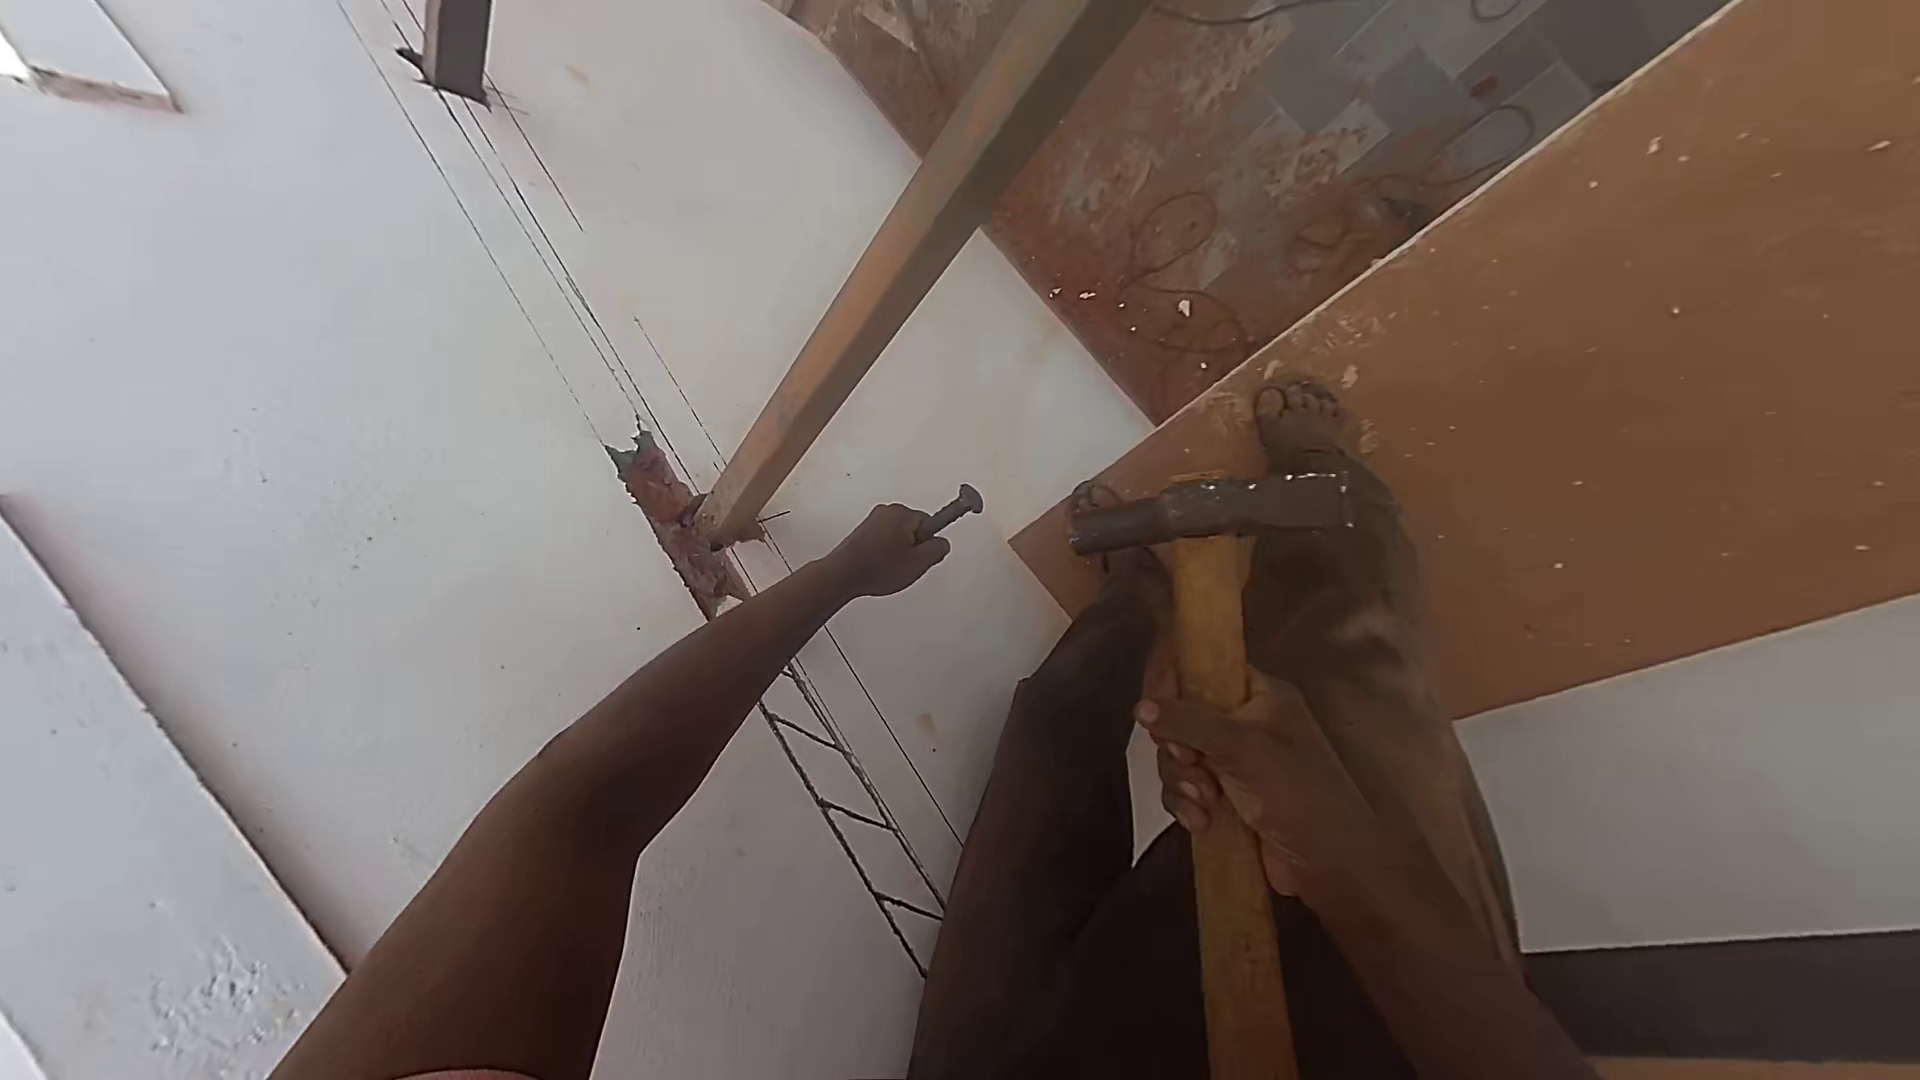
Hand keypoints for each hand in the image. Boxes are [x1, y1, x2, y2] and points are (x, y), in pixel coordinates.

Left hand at [820, 504, 950, 597]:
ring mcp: (873, 520)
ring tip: (890, 567)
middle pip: (914, 527)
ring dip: (898, 550)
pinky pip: (883, 539)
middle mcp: (887, 511)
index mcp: (903, 513)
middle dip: (914, 546)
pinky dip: (884, 551)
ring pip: (898, 534)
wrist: (843, 574)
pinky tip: (880, 565)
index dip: (929, 543)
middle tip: (907, 564)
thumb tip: (941, 543)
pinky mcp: (863, 531)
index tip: (927, 553)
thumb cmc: (876, 567)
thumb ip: (938, 549)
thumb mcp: (920, 562)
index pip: (931, 522)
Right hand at [1135, 670, 1377, 892]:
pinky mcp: (1222, 793)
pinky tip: (1200, 822)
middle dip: (1176, 746)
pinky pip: (1182, 785)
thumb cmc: (1298, 792)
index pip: (1199, 668)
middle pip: (1178, 715)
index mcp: (1256, 693)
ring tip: (1203, 802)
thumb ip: (1188, 722)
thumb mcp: (1243, 748)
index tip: (1157, 710)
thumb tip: (1140, 708)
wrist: (1334, 869)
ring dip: (1180, 779)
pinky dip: (1184, 801)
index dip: (1171, 685)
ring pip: (1176, 753)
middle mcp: (1240, 720)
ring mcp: (1230, 758)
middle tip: (1189, 763)